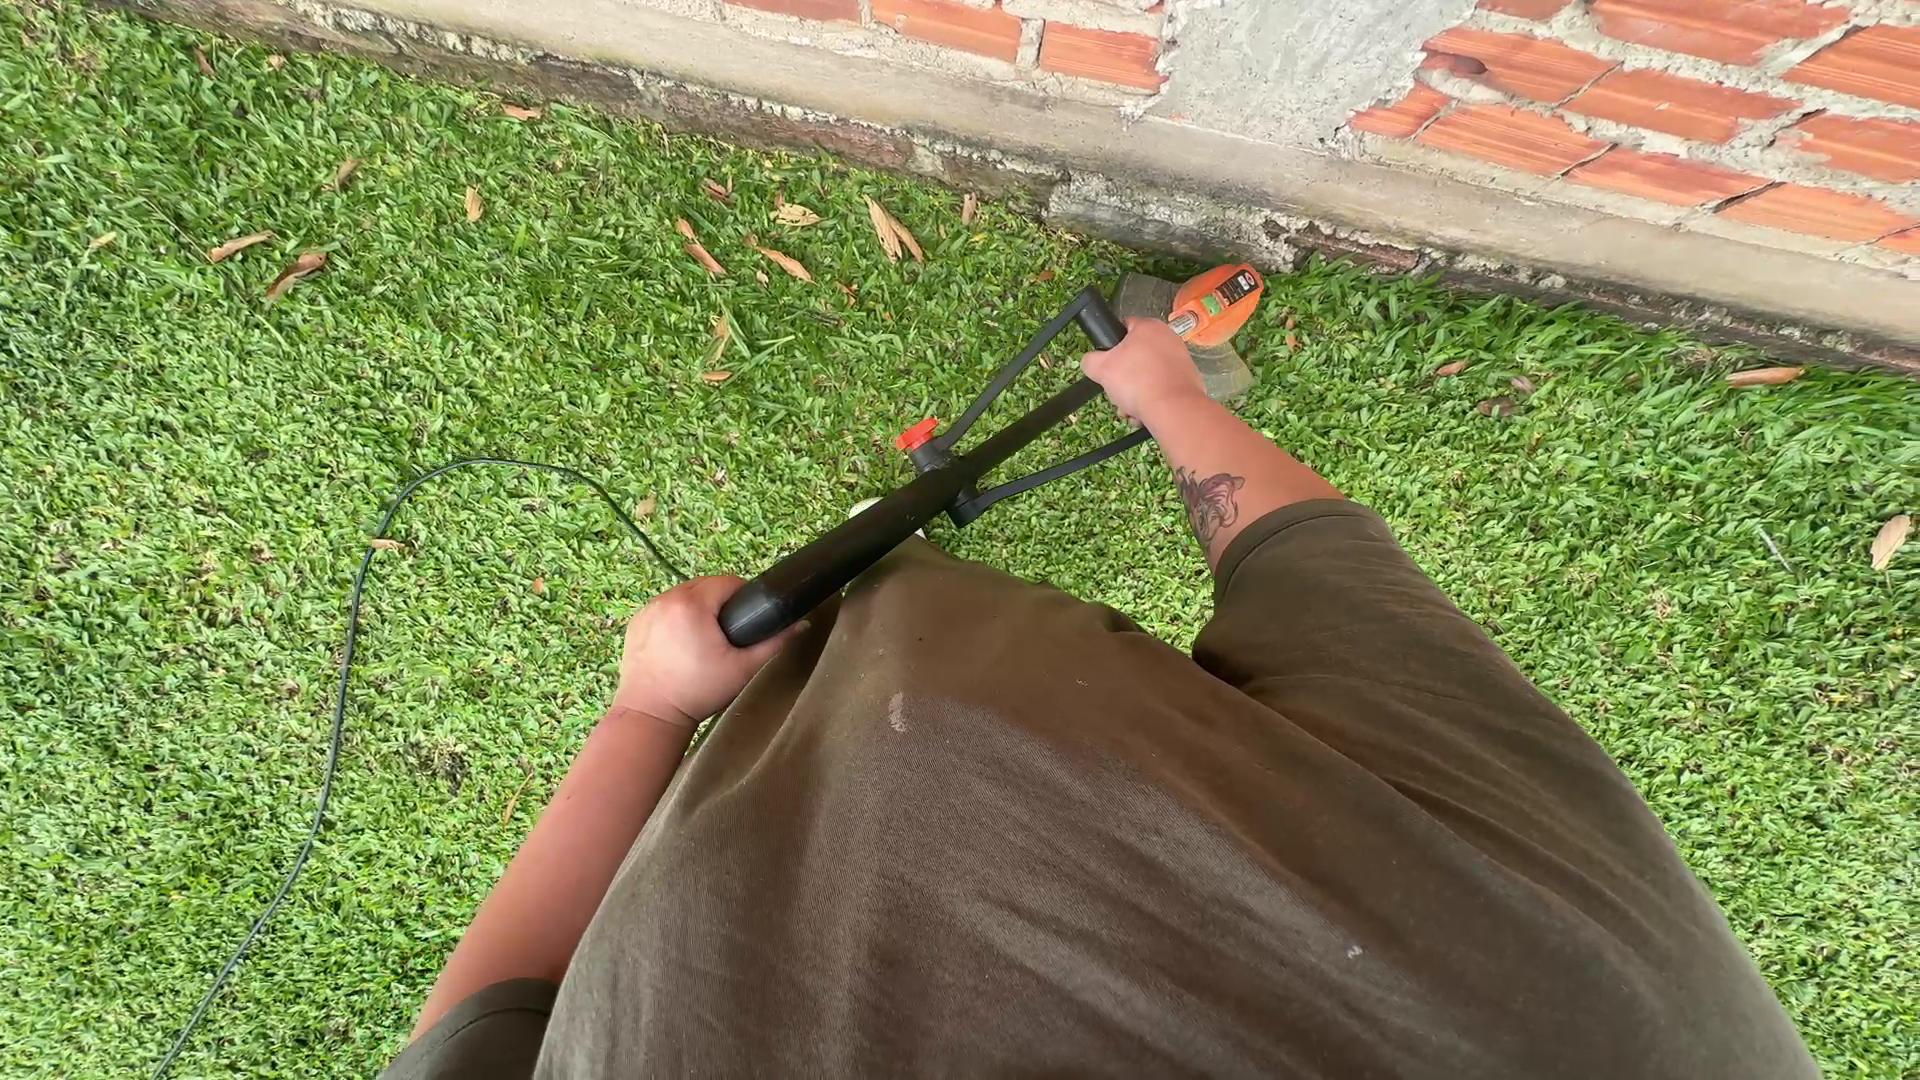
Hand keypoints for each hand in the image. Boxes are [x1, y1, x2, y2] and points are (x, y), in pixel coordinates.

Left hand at [610, 575, 801, 728]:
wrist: (651, 715)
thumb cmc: (698, 691)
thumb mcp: (743, 667)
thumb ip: (774, 642)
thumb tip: (802, 624)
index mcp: (692, 604)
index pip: (728, 582)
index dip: (744, 597)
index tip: (747, 620)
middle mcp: (667, 599)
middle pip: (705, 585)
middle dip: (720, 602)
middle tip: (729, 632)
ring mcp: (648, 609)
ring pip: (685, 595)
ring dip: (699, 607)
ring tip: (707, 636)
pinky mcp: (636, 622)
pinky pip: (666, 607)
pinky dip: (677, 616)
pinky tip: (684, 640)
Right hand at [1080, 316, 1209, 428]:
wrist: (1172, 408)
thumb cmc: (1137, 382)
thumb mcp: (1100, 369)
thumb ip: (1090, 360)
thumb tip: (1091, 361)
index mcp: (1148, 327)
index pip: (1124, 326)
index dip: (1112, 345)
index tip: (1107, 363)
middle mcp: (1168, 337)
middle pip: (1135, 355)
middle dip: (1123, 377)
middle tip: (1117, 391)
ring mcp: (1180, 358)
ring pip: (1147, 374)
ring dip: (1134, 392)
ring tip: (1129, 408)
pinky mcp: (1187, 378)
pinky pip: (1161, 386)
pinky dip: (1151, 398)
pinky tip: (1143, 412)